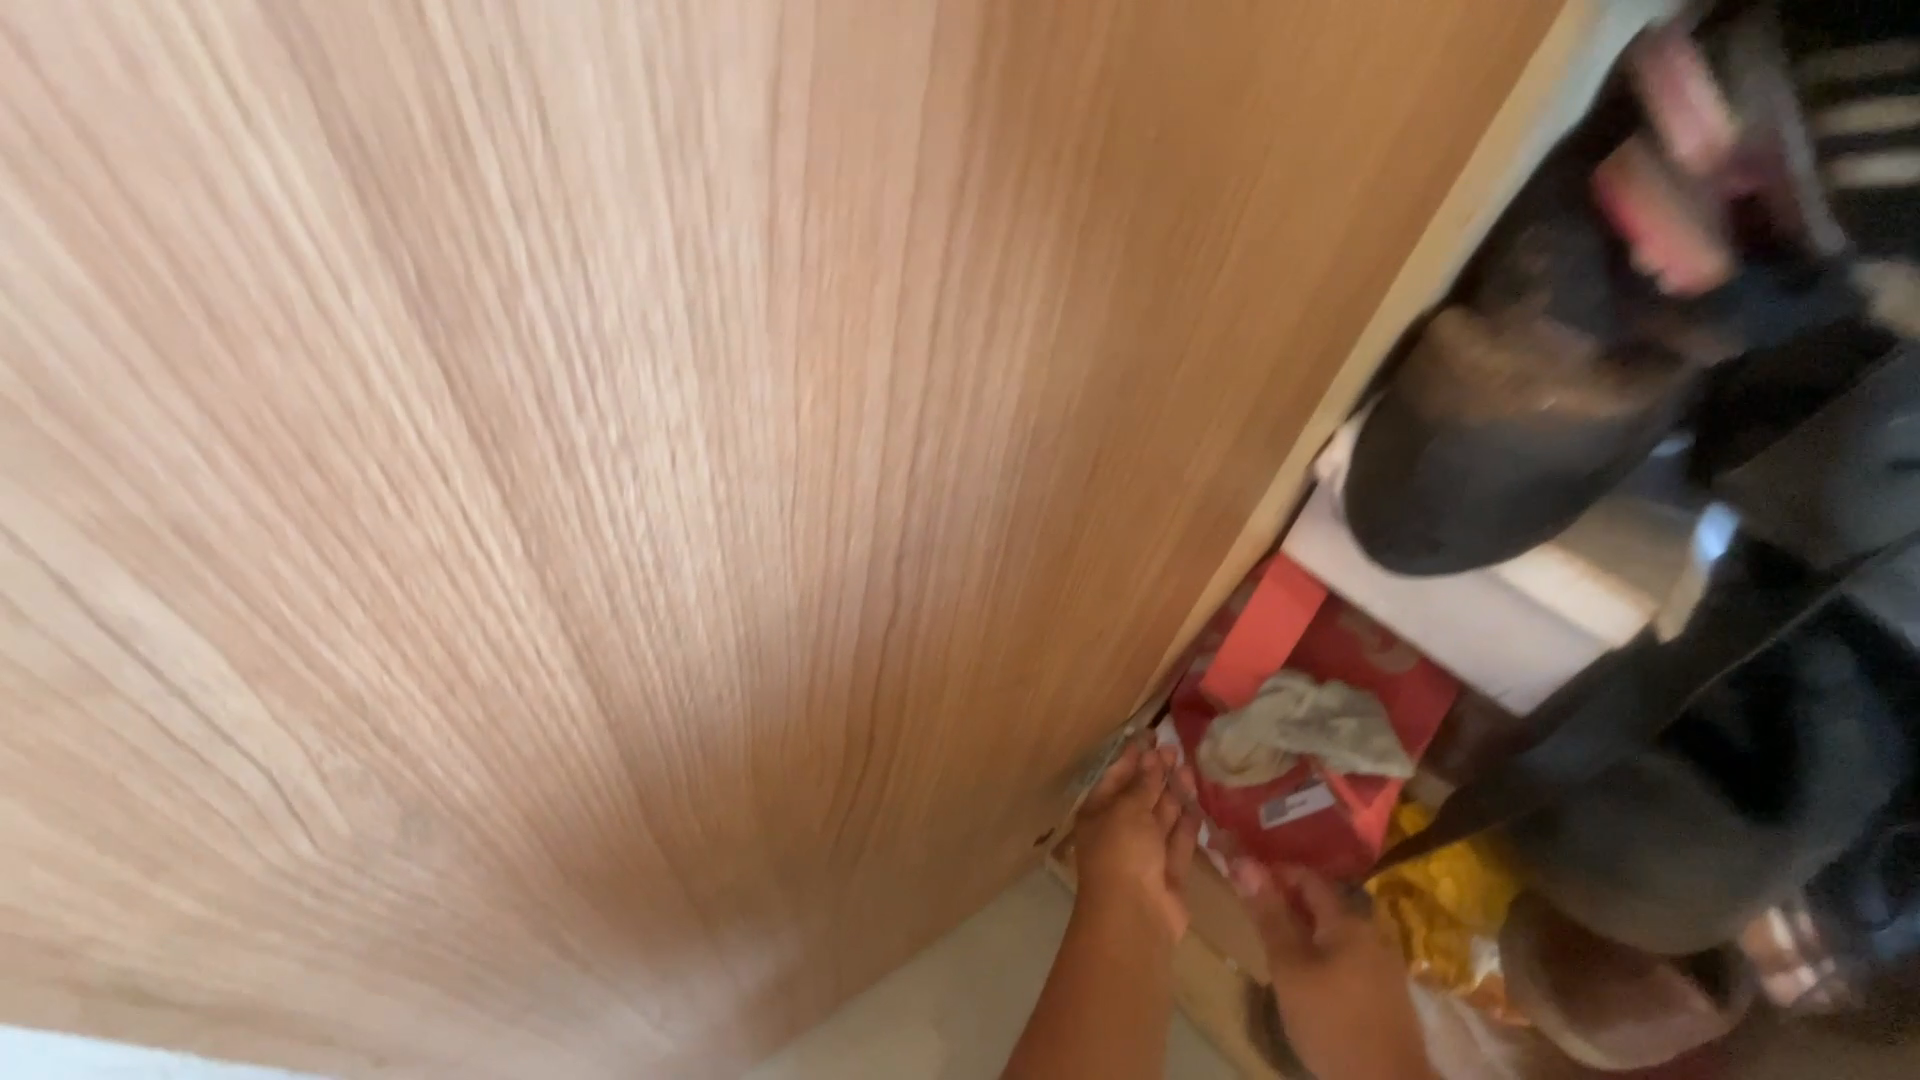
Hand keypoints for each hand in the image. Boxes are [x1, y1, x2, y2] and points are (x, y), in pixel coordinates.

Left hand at [1073, 741, 1202, 943]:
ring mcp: (1145, 853)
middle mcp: (1120, 831)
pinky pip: (1179, 841)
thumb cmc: (1122, 852)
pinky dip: (1188, 822)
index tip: (1150, 735)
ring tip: (1190, 767)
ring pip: (1161, 817)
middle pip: (1139, 796)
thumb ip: (1143, 784)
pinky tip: (1199, 802)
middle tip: (1175, 748)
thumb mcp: (1128, 810)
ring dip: (1174, 793)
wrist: (1135, 914)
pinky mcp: (1170, 871)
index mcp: (1098, 814)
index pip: (1115, 778)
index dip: (1132, 757)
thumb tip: (1151, 758)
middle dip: (1155, 773)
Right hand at [1232, 860, 1433, 1079]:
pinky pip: (1348, 955)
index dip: (1274, 872)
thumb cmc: (1332, 1024)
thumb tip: (1246, 865)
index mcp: (1347, 921)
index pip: (1307, 877)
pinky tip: (1306, 975)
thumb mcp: (1289, 969)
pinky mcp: (1387, 991)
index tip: (1244, 881)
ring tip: (1274, 945)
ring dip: (1304, 929)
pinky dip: (1322, 953)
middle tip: (1254, 914)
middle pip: (1323, 903)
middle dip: (1287, 902)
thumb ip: (1269, 917)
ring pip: (1335, 931)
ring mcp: (1383, 963)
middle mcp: (1371, 932)